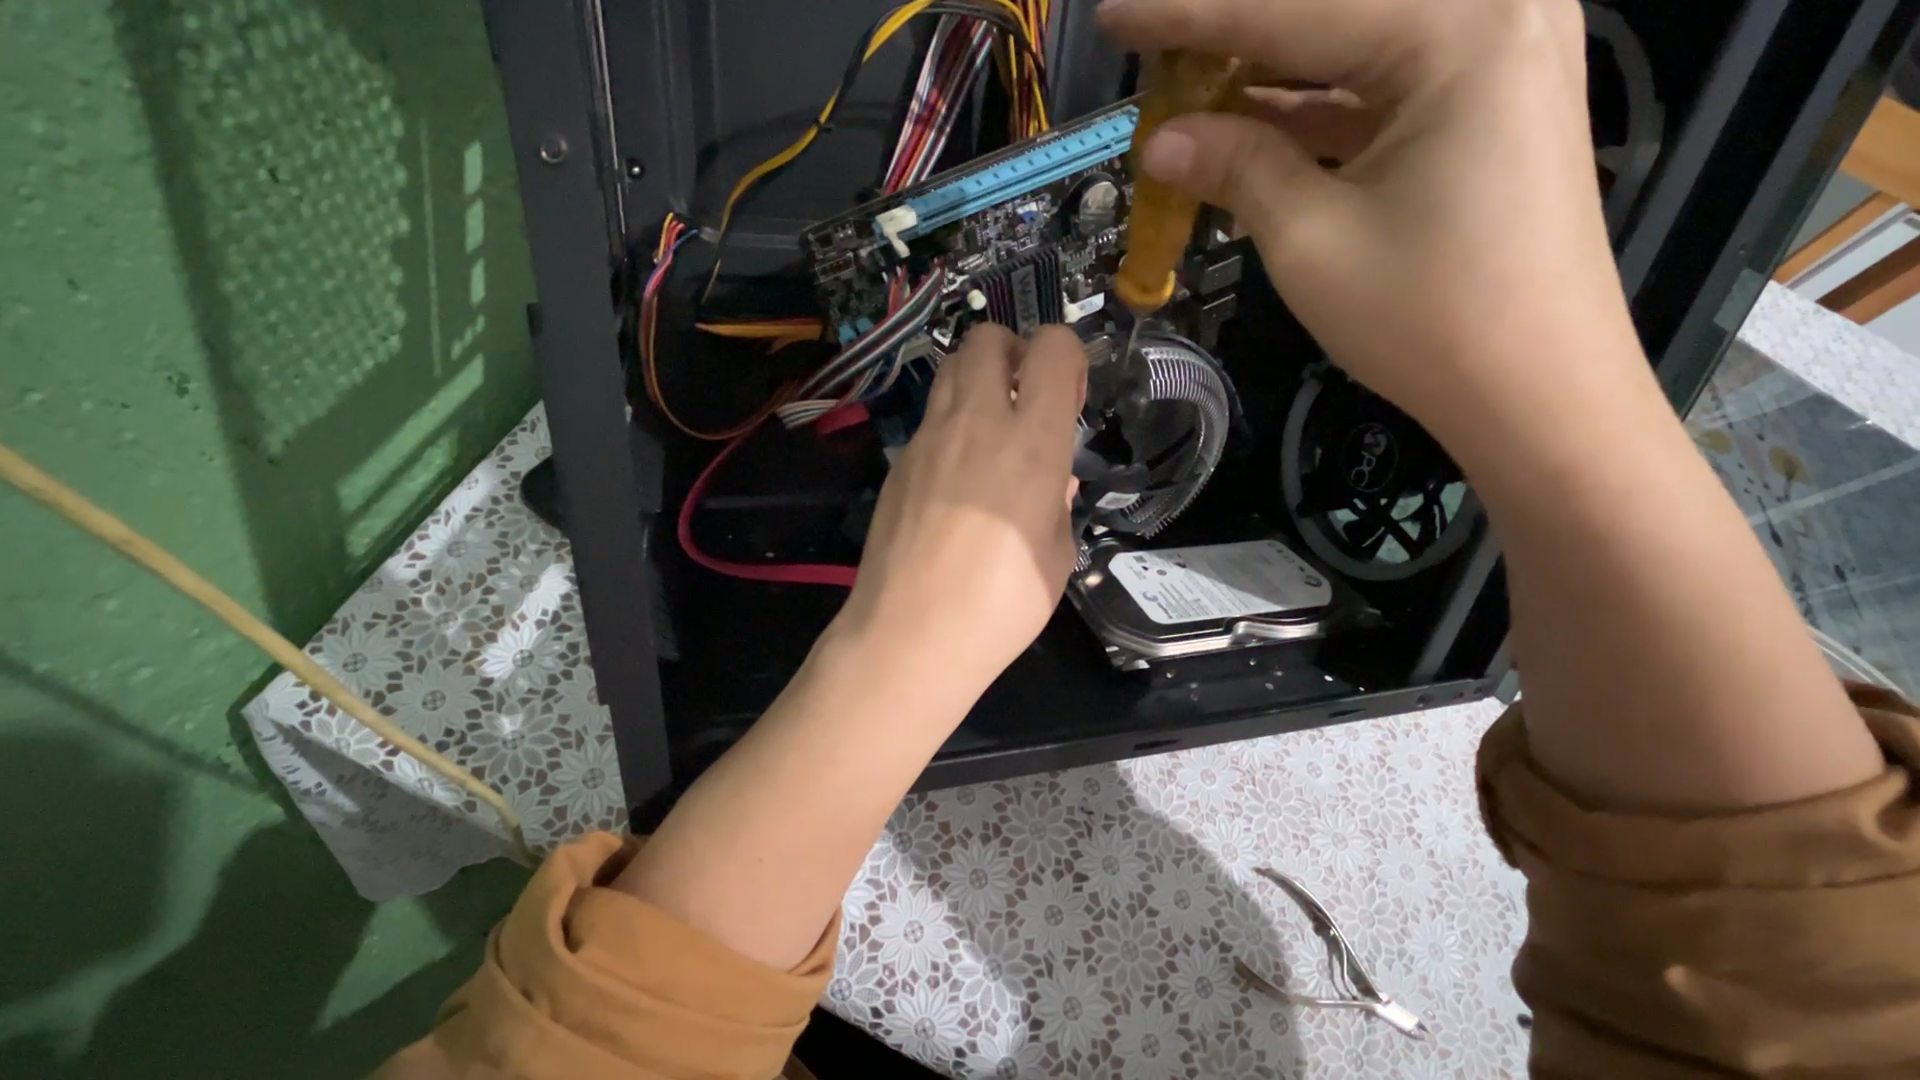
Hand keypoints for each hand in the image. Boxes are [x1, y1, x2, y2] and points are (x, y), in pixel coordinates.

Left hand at [831, 324, 1086, 699]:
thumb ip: (1056, 501)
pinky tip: (957, 476)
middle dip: (1014, 351)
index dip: (1068, 356)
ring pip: (950, 368)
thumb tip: (1052, 477)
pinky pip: (929, 419)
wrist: (910, 634)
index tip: (1070, 397)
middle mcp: (975, 422)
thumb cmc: (1001, 605)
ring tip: (992, 431)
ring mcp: (927, 438)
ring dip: (977, 379)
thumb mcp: (1055, 555)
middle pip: (988, 338)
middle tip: (1027, 400)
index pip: (1052, 347)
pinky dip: (950, 424)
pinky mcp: (897, 462)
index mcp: (1031, 440)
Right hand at [1099, 0, 1640, 451]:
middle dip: (1233, 29)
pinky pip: (1381, 83)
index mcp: (1458, 28)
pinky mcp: (1490, 105)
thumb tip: (1160, 140)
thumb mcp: (1311, 240)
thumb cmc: (1427, 319)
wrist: (1540, 395)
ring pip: (1354, 42)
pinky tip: (1245, 121)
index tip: (1110, 16)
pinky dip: (1312, 104)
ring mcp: (1500, 56)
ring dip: (1267, 68)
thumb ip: (1236, 167)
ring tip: (1184, 89)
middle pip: (1329, 10)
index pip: (1289, 8)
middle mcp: (1494, 12)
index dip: (1186, 14)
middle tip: (1152, 48)